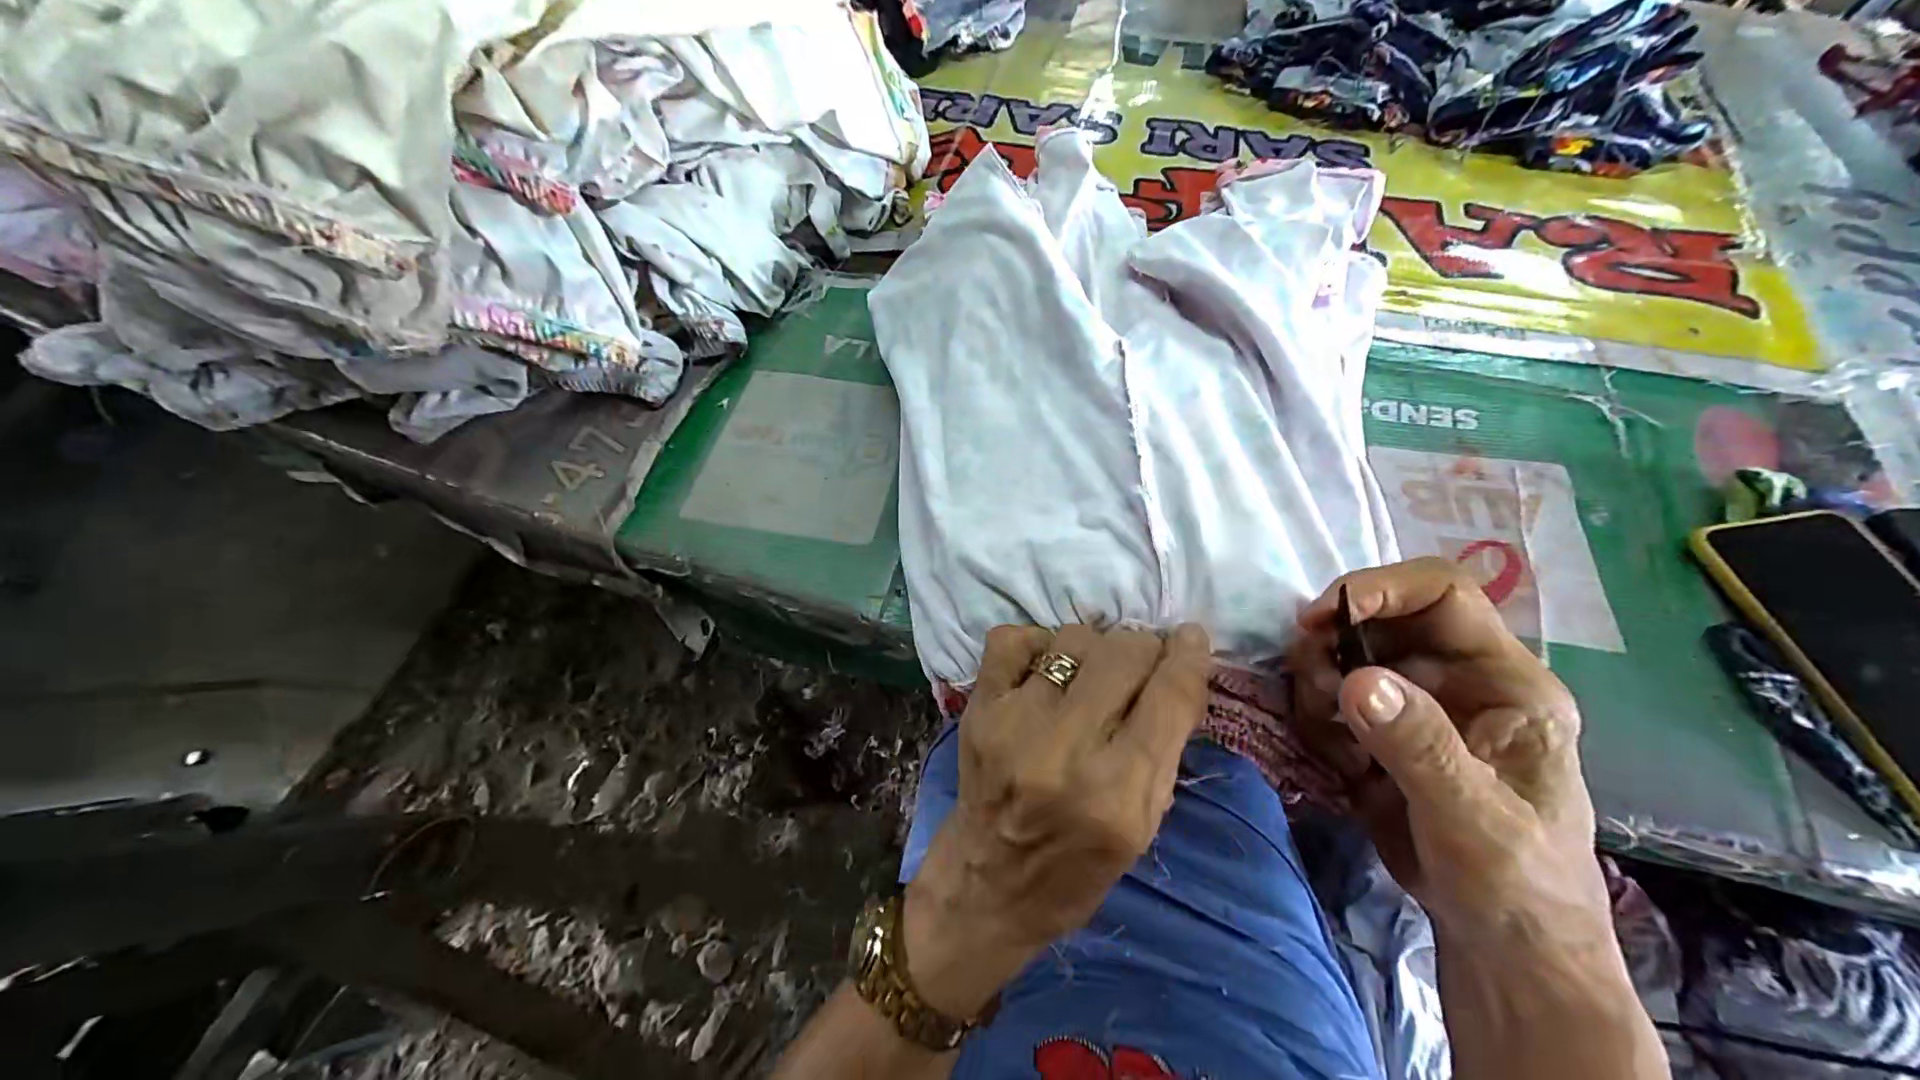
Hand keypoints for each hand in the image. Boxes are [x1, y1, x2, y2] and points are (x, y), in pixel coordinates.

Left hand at [902, 623, 1212, 1018]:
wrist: (988, 885)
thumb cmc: (1077, 867)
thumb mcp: (1143, 824)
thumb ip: (1166, 747)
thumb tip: (1181, 668)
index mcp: (1118, 795)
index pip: (1169, 697)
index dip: (1189, 658)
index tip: (1191, 640)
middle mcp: (1065, 752)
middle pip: (1124, 653)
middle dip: (1145, 650)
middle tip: (1142, 665)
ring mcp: (1014, 724)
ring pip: (1074, 638)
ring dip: (1094, 649)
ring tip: (1091, 676)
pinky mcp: (978, 709)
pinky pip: (1013, 639)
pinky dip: (1037, 645)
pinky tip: (1045, 671)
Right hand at [1289, 558, 1610, 952]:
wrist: (1502, 946)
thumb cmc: (1517, 884)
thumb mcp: (1474, 819)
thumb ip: (1419, 746)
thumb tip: (1355, 679)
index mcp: (1503, 680)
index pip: (1441, 593)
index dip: (1380, 587)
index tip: (1323, 616)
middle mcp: (1455, 679)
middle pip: (1376, 620)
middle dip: (1332, 644)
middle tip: (1311, 688)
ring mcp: (1413, 706)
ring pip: (1342, 657)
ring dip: (1317, 685)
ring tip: (1329, 738)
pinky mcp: (1378, 733)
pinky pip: (1327, 700)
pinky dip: (1315, 721)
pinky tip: (1337, 764)